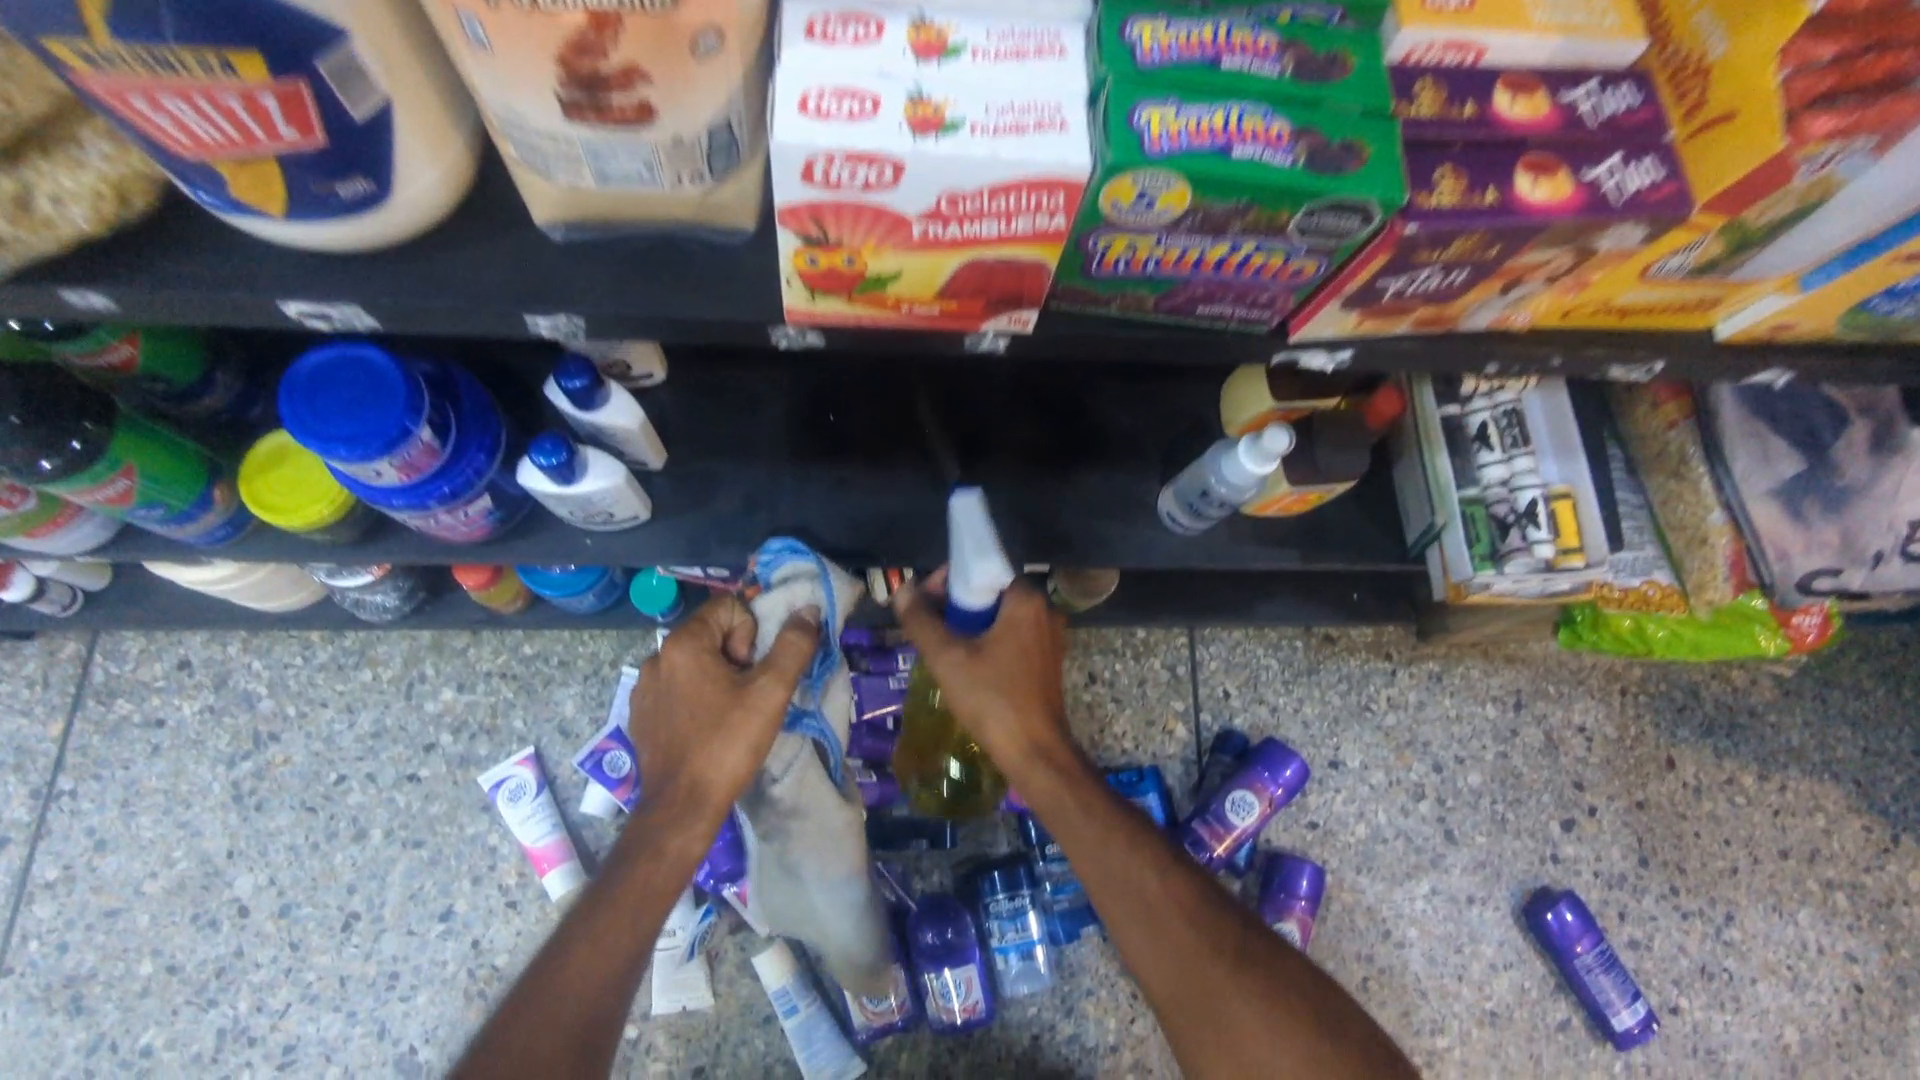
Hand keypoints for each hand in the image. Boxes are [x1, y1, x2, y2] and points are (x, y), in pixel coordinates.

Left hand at [627, 592, 819, 818]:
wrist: (682, 806)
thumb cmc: (728, 744)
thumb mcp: (771, 692)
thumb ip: (793, 645)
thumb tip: (808, 611)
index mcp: (683, 643)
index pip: (729, 607)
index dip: (751, 635)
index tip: (751, 674)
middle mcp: (656, 657)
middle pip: (712, 633)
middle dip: (736, 657)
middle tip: (746, 697)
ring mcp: (644, 687)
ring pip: (695, 662)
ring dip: (718, 678)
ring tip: (728, 716)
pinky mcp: (640, 714)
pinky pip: (677, 688)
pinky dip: (696, 699)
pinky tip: (706, 730)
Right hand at [892, 567, 1070, 766]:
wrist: (1034, 752)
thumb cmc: (992, 699)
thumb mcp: (947, 657)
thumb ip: (921, 620)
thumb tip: (902, 590)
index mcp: (1026, 598)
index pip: (981, 569)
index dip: (947, 582)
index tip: (924, 603)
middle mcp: (1044, 610)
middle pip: (990, 593)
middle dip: (955, 607)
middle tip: (929, 629)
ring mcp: (1049, 637)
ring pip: (999, 618)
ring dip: (969, 627)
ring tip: (942, 649)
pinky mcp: (1047, 661)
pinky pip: (1010, 638)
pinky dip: (987, 644)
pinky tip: (966, 667)